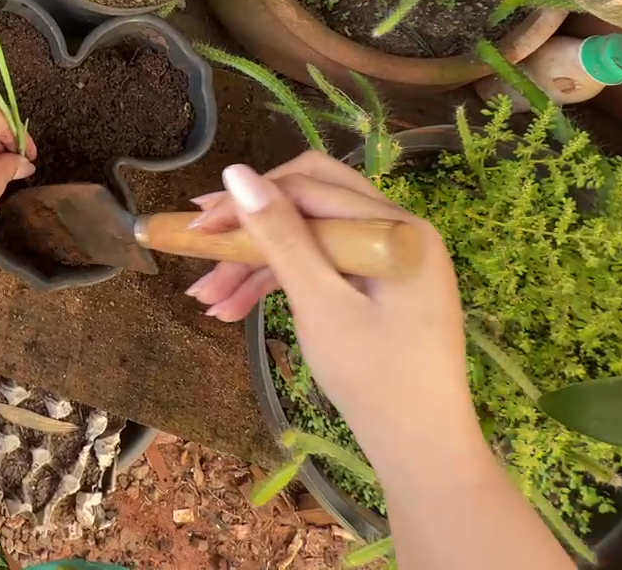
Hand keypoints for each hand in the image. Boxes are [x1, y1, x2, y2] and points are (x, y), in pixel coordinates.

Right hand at [184, 153, 475, 461]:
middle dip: (248, 224)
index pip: (305, 187)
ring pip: (300, 236)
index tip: (199, 227)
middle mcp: (391, 230)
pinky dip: (272, 281)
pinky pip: (312, 264)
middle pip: (301, 201)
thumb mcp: (318, 300)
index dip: (246, 202)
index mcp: (393, 227)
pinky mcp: (368, 281)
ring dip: (251, 262)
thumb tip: (235, 170)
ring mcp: (380, 256)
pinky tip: (231, 308)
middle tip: (201, 240)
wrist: (422, 451)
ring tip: (205, 297)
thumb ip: (279, 232)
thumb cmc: (376, 376)